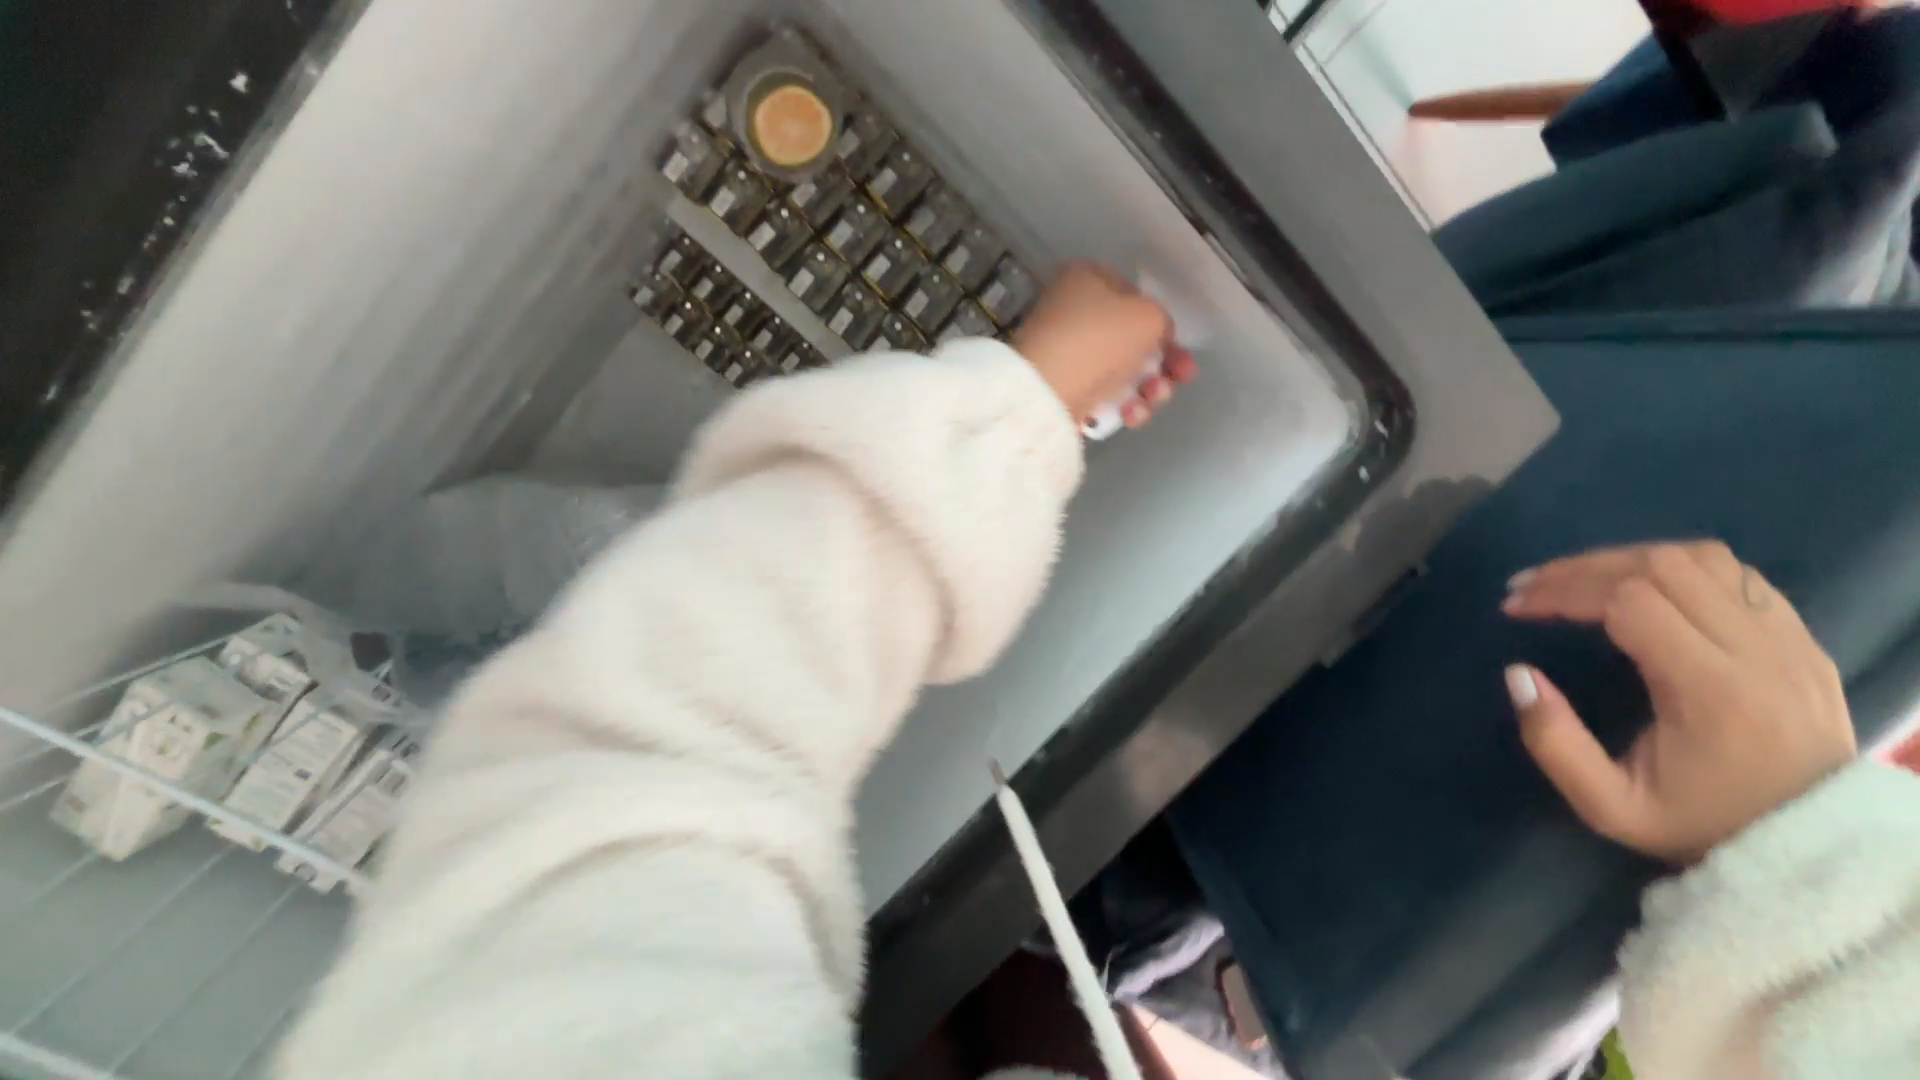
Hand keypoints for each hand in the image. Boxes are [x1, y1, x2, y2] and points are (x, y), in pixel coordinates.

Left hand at [1011, 261, 1197, 429]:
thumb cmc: (1099, 340)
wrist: (1047, 392)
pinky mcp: (1063, 388)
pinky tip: (1131, 416)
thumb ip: (1162, 320)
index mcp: (1085, 279)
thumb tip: (1156, 335)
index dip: (1159, 320)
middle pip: (1131, 337)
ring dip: (1149, 388)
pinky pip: (1103, 394)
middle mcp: (1072, 312)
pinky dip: (1122, 405)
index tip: (1173, 341)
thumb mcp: (1148, 317)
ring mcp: (1066, 352)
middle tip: (1180, 377)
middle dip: (1163, 362)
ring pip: (1122, 370)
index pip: (1133, 295)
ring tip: (1153, 399)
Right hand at [1503, 541, 1856, 862]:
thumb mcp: (1608, 806)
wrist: (1816, 845)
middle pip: (1661, 566)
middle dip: (1582, 568)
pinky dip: (1677, 567)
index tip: (1517, 606)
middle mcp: (1758, 650)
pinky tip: (1642, 587)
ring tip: (1581, 582)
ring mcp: (1790, 639)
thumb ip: (1553, 742)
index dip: (1563, 592)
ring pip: (1701, 558)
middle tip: (1532, 586)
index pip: (1629, 601)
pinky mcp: (1802, 637)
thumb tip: (1516, 674)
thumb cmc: (1701, 822)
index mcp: (1712, 690)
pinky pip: (1737, 574)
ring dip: (1628, 559)